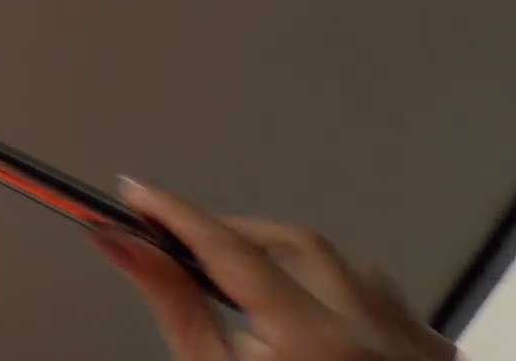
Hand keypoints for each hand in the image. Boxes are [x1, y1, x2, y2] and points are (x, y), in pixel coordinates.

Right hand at [97, 179, 455, 360]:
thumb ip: (170, 299)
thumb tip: (115, 238)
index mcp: (319, 343)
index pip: (231, 249)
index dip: (176, 212)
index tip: (135, 191)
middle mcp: (380, 339)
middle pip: (295, 244)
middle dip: (231, 231)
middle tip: (181, 238)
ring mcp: (420, 353)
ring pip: (350, 268)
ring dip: (289, 258)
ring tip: (242, 273)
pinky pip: (392, 304)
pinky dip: (343, 290)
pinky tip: (312, 307)